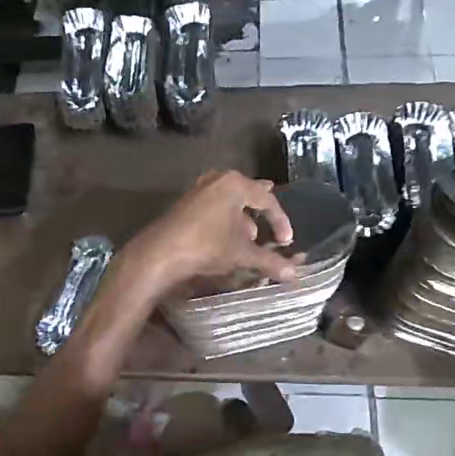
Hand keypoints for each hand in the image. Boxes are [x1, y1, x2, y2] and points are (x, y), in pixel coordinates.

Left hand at [120, 171, 299, 297]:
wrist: (160, 254)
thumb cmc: (207, 246)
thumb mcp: (242, 254)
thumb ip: (270, 261)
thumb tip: (294, 275)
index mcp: (235, 184)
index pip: (267, 199)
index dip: (280, 221)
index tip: (287, 241)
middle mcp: (218, 180)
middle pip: (247, 192)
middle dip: (261, 208)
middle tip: (273, 217)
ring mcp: (199, 189)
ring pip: (229, 199)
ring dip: (242, 216)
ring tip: (251, 233)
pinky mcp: (186, 202)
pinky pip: (215, 205)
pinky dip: (226, 217)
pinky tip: (227, 235)